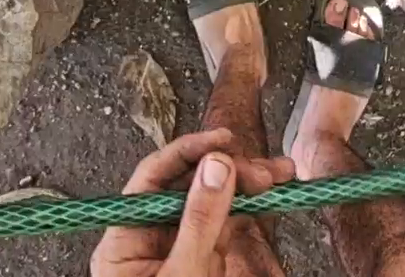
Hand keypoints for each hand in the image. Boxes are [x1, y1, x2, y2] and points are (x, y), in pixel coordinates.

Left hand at [91, 129, 293, 276]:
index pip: (153, 177)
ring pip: (210, 203)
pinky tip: (262, 211)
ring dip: (245, 189)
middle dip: (231, 173)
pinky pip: (221, 230)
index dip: (190, 151)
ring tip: (280, 178)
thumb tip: (216, 164)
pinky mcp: (198, 264)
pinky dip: (243, 218)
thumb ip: (200, 221)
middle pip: (188, 186)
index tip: (226, 141)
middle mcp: (146, 239)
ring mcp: (174, 251)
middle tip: (270, 172)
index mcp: (124, 240)